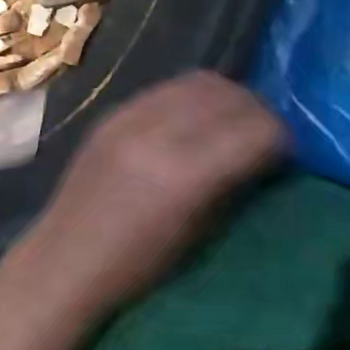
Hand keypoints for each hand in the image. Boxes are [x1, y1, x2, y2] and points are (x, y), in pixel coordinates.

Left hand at [9, 71, 285, 321]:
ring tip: (232, 122)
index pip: (255, 128)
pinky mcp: (113, 111)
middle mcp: (158, 132)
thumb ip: (235, 184)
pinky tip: (195, 120)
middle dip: (258, 111)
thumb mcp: (200, 233)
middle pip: (231, 95)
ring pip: (200, 81)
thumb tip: (265, 153)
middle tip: (263, 134)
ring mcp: (130, 115)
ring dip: (227, 97)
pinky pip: (168, 88)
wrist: (63, 261)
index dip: (281, 137)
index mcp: (184, 174)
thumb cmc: (138, 269)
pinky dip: (193, 98)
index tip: (286, 152)